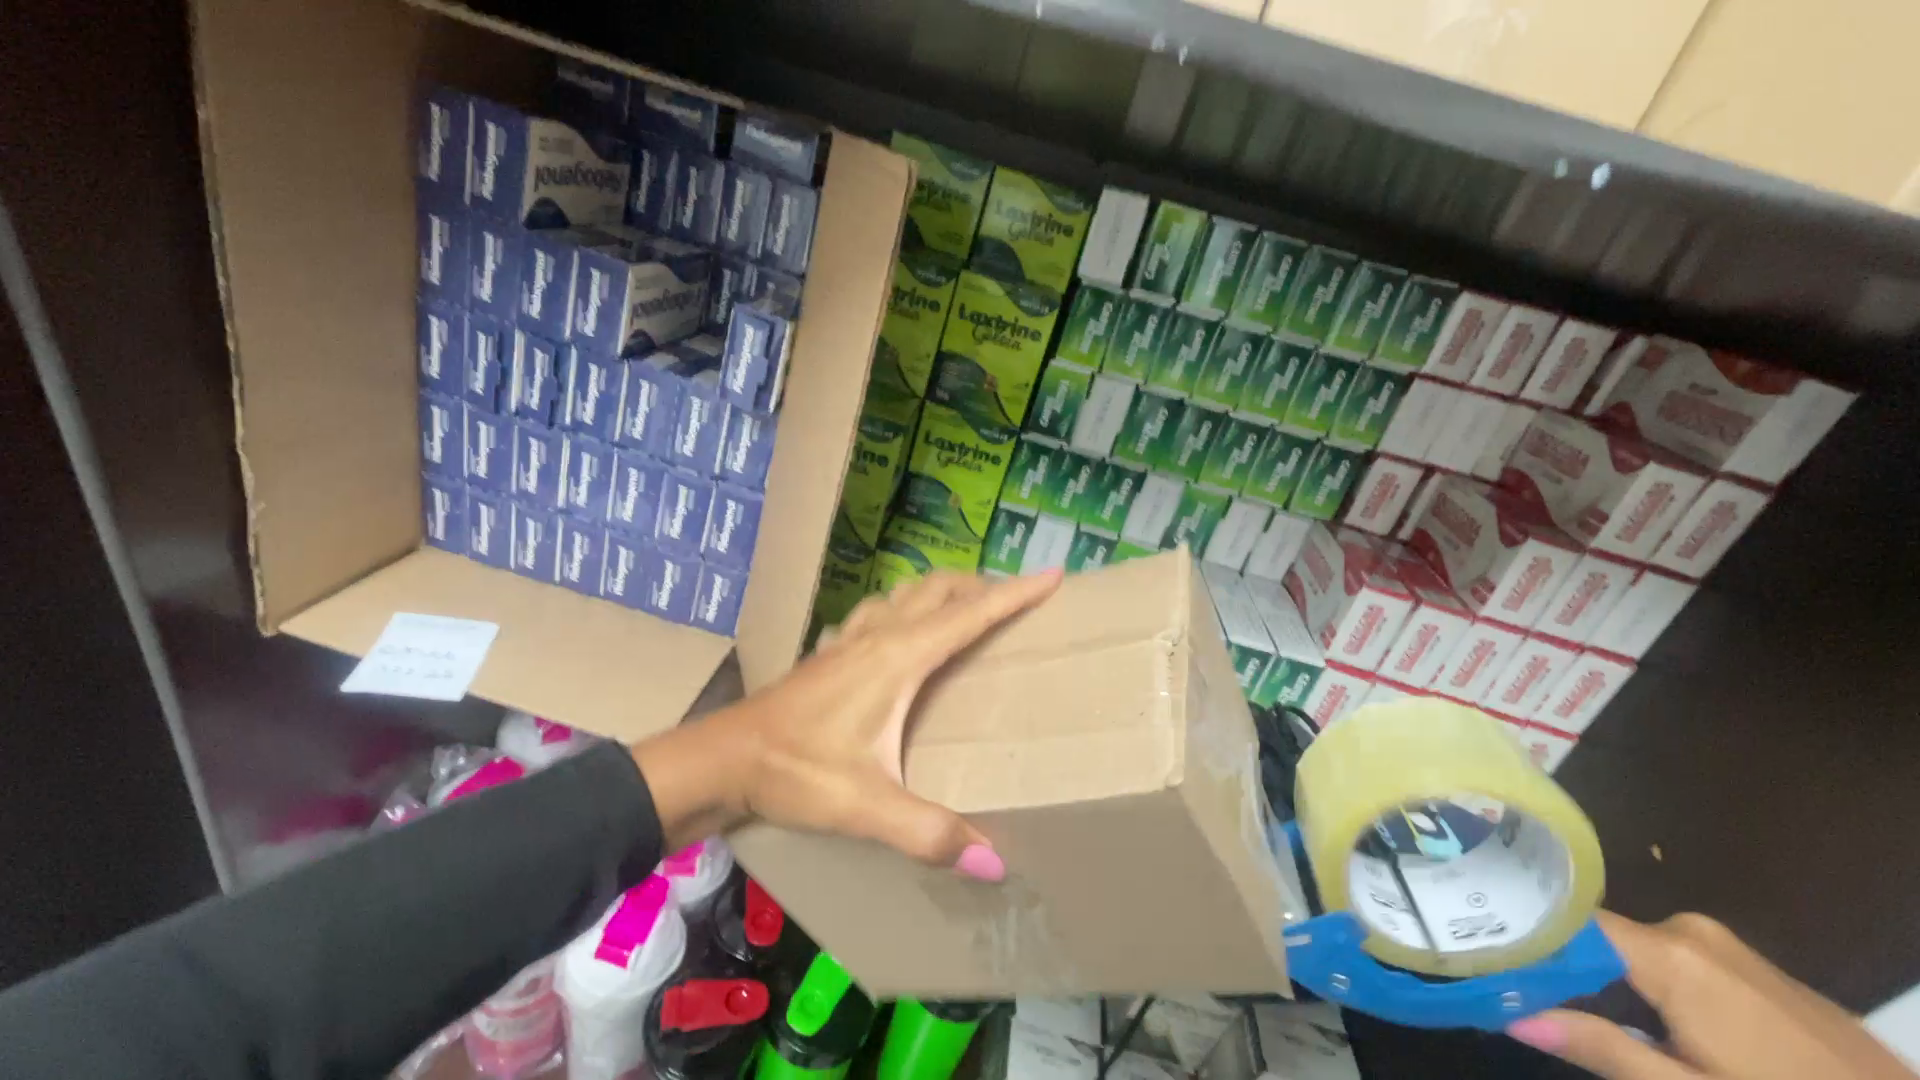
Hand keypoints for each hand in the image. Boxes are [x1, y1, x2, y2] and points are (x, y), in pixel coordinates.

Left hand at [634, 571, 1061, 879]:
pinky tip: (894, 634)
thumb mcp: (865, 807)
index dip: (1015, 594)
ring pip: (905, 595)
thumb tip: (994, 861)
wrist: (722, 759)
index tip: (1054, 574)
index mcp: (898, 659)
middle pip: (939, 590)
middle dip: (982, 585)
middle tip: (1016, 596)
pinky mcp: (828, 655)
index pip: (970, 615)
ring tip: (964, 606)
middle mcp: (878, 637)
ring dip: (940, 592)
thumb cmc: (795, 772)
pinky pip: (876, 614)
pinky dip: (902, 610)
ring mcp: (848, 641)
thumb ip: (929, 832)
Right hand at [1507, 911, 1914, 1079]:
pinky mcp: (1752, 968)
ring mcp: (1729, 947)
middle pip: (1597, 936)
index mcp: (1673, 955)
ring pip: (1632, 950)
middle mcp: (1693, 931)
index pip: (1569, 922)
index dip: (1523, 939)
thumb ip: (1599, 1048)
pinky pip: (1673, 961)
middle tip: (1515, 997)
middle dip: (1560, 969)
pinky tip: (1637, 1021)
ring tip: (1566, 1012)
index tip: (1482, 957)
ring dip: (1601, 981)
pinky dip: (1643, 985)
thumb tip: (1507, 1015)